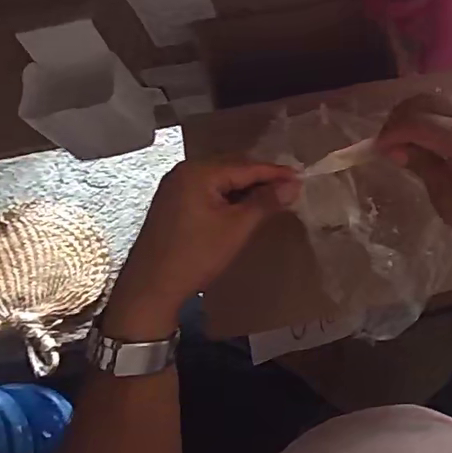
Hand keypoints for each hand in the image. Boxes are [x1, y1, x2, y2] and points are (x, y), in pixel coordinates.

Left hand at [102, 158, 298, 337]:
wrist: (151, 286)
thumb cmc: (196, 255)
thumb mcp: (236, 228)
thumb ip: (265, 202)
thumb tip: (293, 185)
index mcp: (199, 172)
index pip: (246, 166)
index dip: (275, 172)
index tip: (300, 177)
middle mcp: (184, 171)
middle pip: (231, 167)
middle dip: (260, 177)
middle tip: (288, 188)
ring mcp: (174, 186)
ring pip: (219, 178)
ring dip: (244, 187)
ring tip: (270, 197)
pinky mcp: (171, 202)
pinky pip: (206, 189)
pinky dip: (226, 195)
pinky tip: (241, 207)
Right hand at [376, 92, 451, 286]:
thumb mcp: (448, 199)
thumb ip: (423, 166)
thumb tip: (398, 149)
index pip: (415, 121)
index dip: (390, 133)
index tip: (376, 150)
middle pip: (431, 100)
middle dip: (404, 116)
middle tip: (389, 140)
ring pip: (450, 103)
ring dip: (425, 115)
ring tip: (410, 142)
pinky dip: (445, 122)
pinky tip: (438, 145)